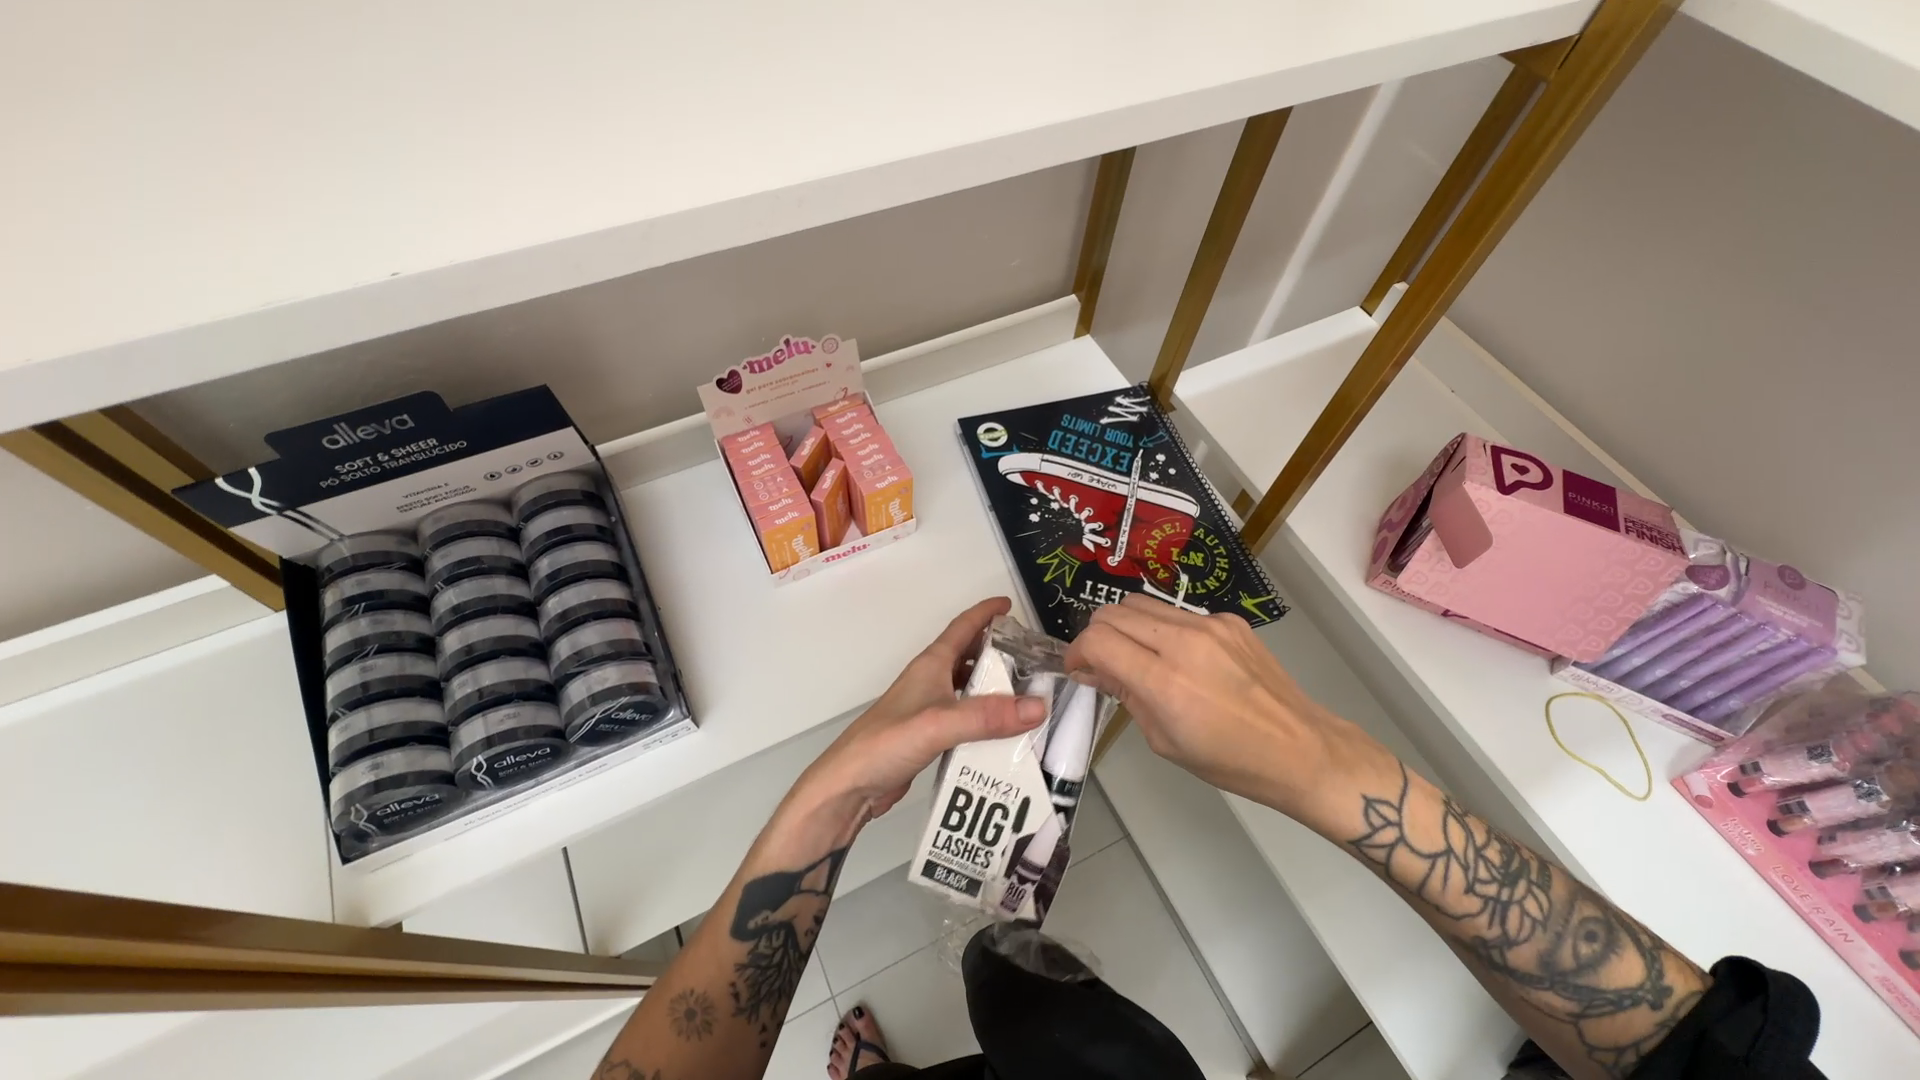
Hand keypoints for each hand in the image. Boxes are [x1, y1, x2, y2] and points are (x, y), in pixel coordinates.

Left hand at [786, 597, 1047, 837]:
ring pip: (967, 688)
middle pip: (967, 655)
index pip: (962, 627)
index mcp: (930, 666)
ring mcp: (927, 709)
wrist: (849, 786)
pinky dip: (985, 719)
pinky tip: (1004, 733)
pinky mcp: (928, 736)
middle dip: (997, 651)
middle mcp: (930, 681)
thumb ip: (987, 716)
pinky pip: (964, 718)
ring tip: (1027, 694)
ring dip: (993, 687)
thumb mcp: (939, 724)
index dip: (985, 613)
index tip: (1008, 604)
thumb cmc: (886, 743)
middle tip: (1031, 657)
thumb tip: (1039, 706)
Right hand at [1064, 595, 1386, 826]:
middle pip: (1113, 613)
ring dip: (1125, 626)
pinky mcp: (1229, 620)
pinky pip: (1177, 613)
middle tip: (1100, 662)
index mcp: (1164, 681)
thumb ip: (1125, 695)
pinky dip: (1161, 629)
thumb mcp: (1164, 740)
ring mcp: (1209, 625)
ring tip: (1133, 655)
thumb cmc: (1229, 760)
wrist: (1300, 748)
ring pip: (1141, 603)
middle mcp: (1183, 642)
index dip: (1076, 652)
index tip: (1078, 670)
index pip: (1098, 640)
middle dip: (1096, 635)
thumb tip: (1093, 672)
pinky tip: (1177, 658)